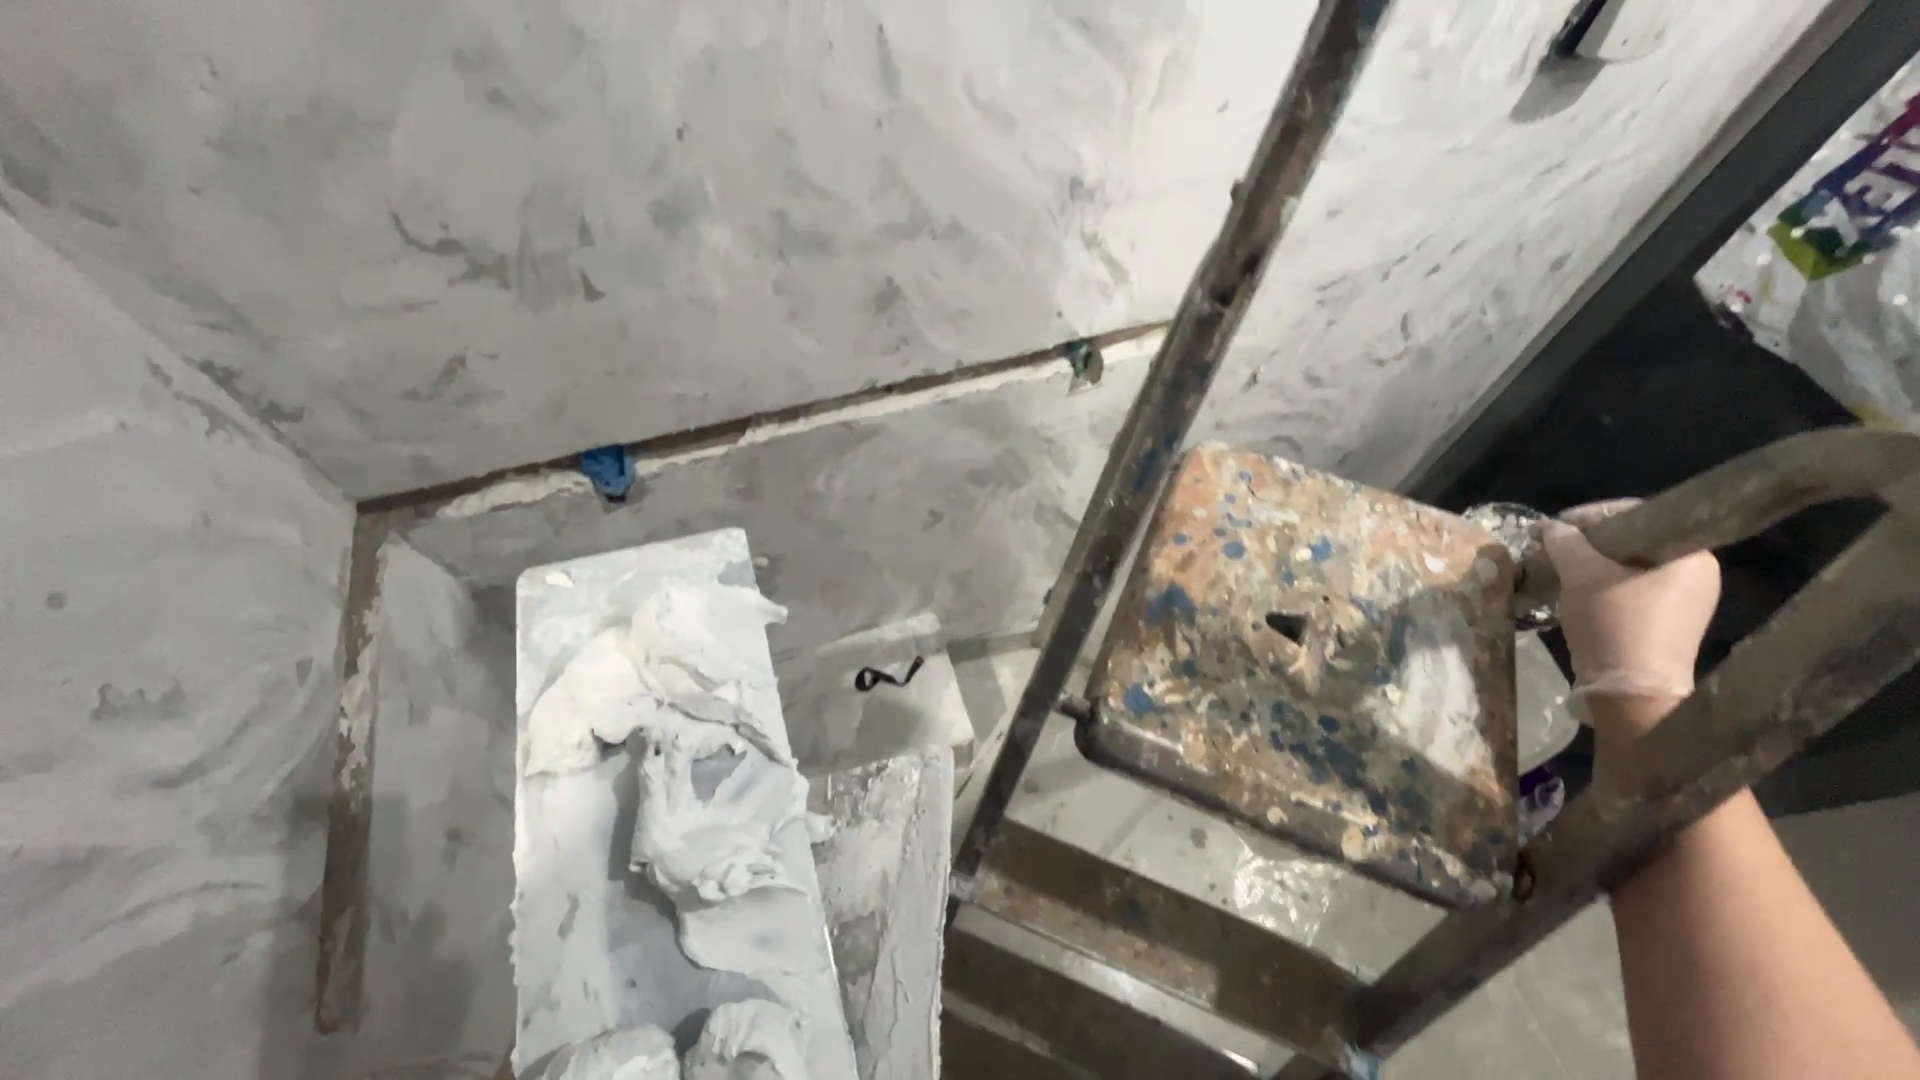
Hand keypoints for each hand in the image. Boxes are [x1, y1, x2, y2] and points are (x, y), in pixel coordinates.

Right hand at [1543, 499, 1720, 721]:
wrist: (1632, 691)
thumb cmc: (1614, 623)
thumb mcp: (1581, 575)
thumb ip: (1565, 543)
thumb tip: (1550, 527)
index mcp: (1691, 554)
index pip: (1638, 515)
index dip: (1590, 515)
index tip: (1556, 526)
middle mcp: (1699, 572)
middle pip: (1636, 542)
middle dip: (1591, 543)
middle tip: (1556, 547)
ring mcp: (1688, 600)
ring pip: (1632, 567)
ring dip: (1595, 565)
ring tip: (1562, 568)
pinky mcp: (1672, 622)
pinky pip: (1635, 589)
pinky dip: (1606, 586)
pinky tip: (1579, 591)